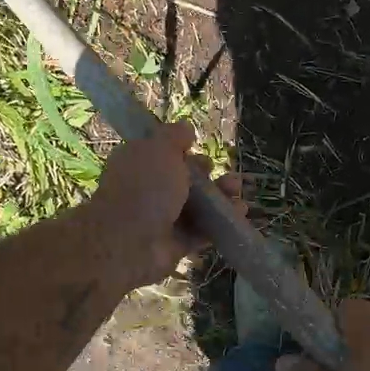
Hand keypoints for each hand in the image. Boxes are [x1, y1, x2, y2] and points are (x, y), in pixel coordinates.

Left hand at [87, 121, 245, 286]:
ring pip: (197, 205)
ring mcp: (163, 218)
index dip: (182, 150)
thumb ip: (174, 136)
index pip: (162, 153)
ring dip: (221, 198)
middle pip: (184, 179)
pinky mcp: (177, 243)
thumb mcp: (159, 149)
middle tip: (223, 174)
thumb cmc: (144, 187)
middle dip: (208, 174)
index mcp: (138, 163)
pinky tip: (239, 213)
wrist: (130, 242)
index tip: (197, 147)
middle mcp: (148, 190)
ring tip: (237, 192)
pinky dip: (221, 222)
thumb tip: (186, 127)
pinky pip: (203, 230)